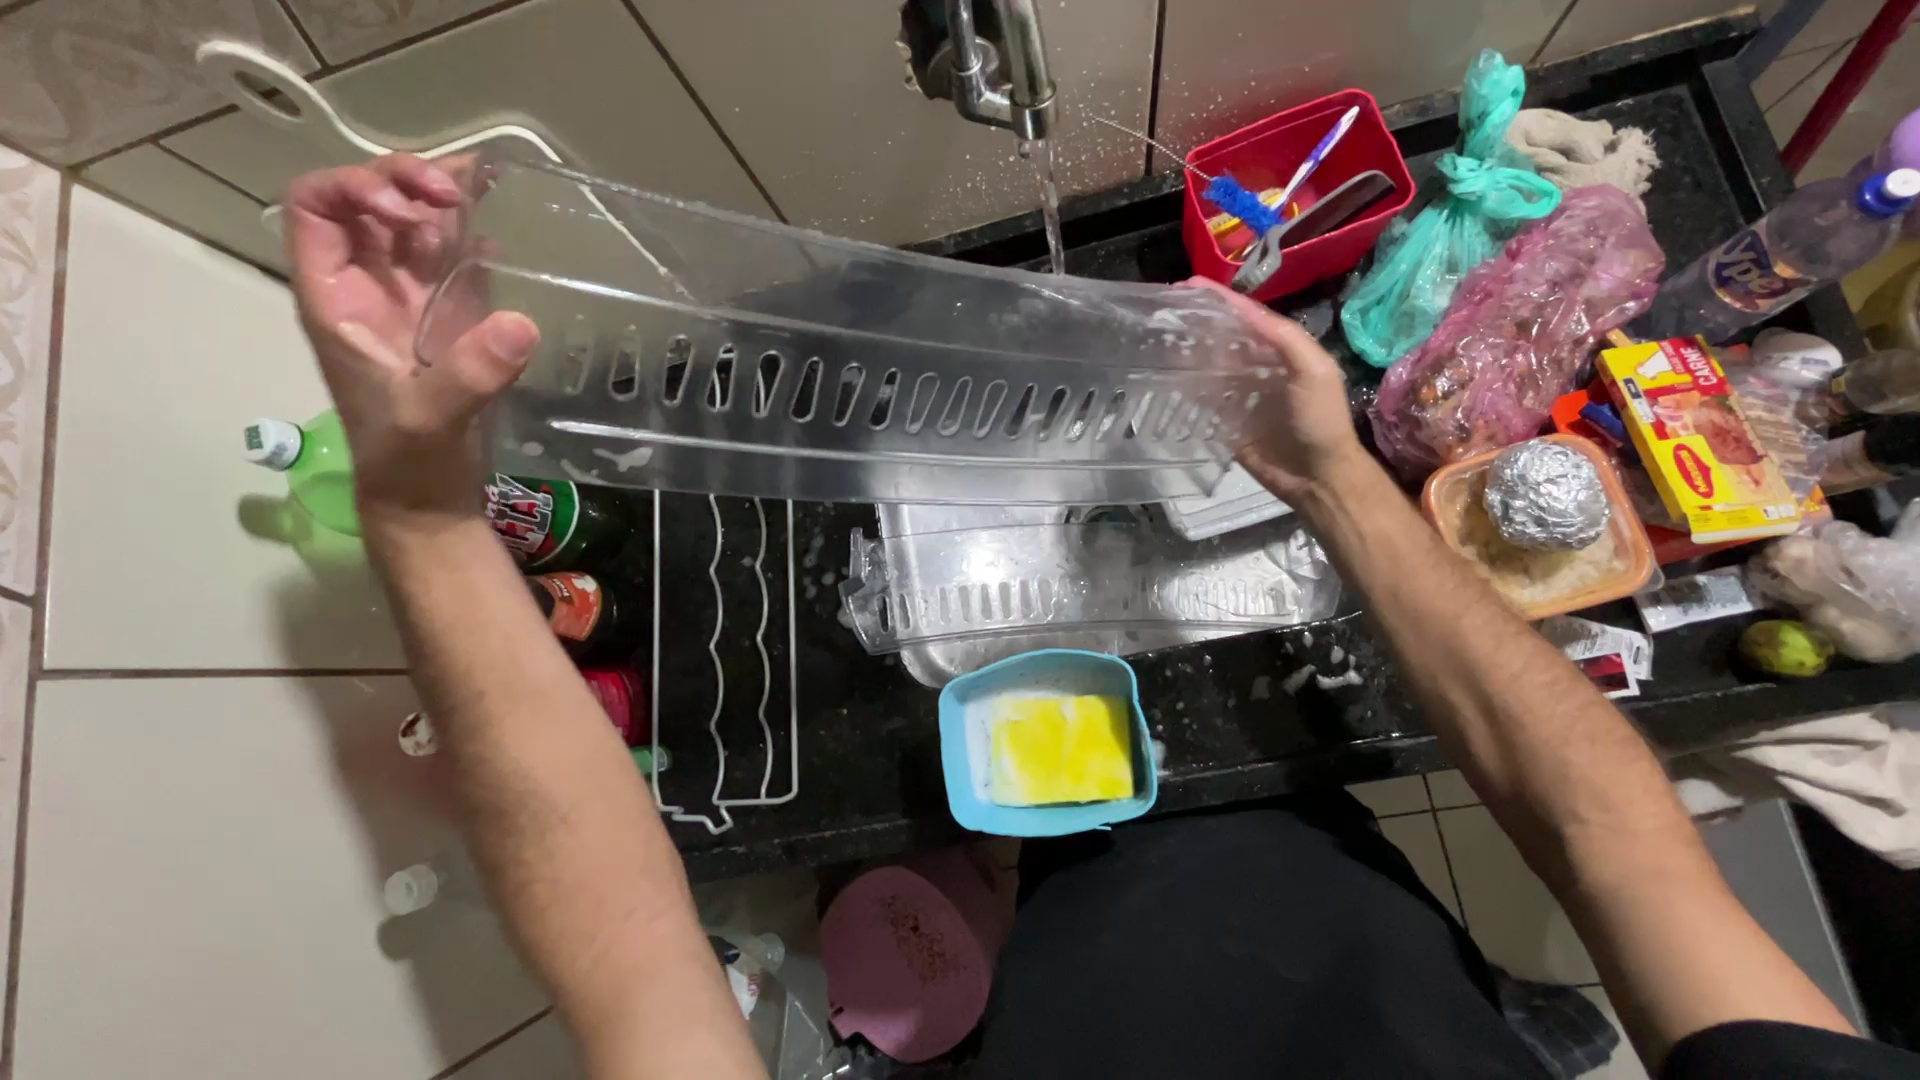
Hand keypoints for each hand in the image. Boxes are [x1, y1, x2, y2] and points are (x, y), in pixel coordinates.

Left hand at [285, 153, 539, 534]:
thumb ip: (468, 375)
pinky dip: (473, 235)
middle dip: (405, 181)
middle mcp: (368, 289)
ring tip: (486, 188)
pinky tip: (501, 226)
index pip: (318, 209)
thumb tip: (521, 322)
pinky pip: (454, 261)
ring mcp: (411, 303)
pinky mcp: (452, 321)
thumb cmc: (408, 462)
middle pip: (368, 204)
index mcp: (337, 299)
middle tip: (458, 193)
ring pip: (412, 225)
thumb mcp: (429, 420)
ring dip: (441, 199)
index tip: (414, 204)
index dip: (357, 186)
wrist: (428, 499)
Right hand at [1185, 278, 1364, 500]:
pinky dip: (1188, 390)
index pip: (1248, 317)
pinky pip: (1204, 403)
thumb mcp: (1314, 371)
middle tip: (1166, 313)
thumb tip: (1244, 311)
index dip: (1220, 300)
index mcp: (1282, 352)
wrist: (1318, 476)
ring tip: (1160, 340)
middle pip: (1225, 340)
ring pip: (1211, 369)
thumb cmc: (1321, 420)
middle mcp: (1260, 369)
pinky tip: (1168, 379)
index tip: (1188, 286)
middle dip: (1199, 324)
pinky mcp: (1228, 424)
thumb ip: (1285, 339)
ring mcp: (1242, 397)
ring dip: (1189, 355)